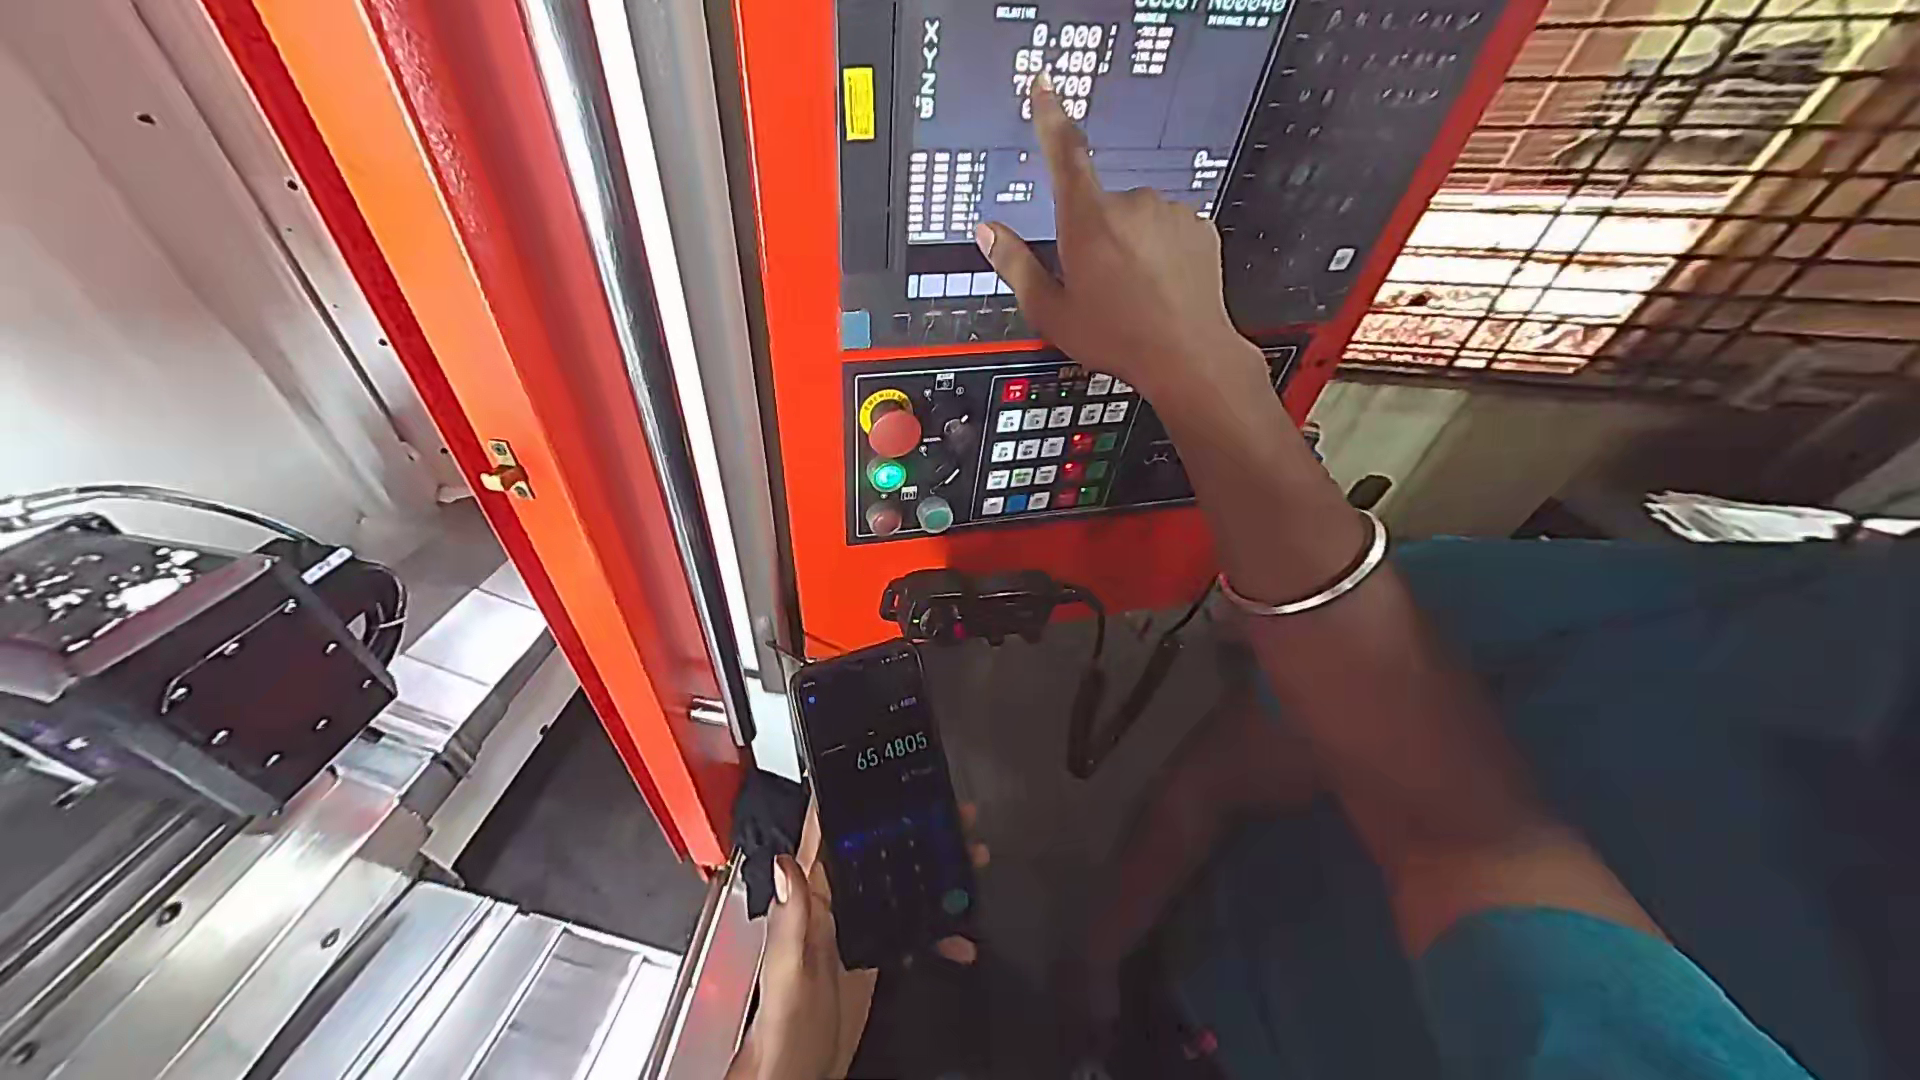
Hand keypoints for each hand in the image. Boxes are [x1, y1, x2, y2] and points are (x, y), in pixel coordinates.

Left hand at [728, 806, 990, 1079]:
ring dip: (934, 868)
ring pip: (901, 879)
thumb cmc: (783, 1022)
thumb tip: (786, 864)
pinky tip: (958, 934)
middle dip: (913, 827)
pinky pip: (912, 923)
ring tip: (967, 856)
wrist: (799, 1069)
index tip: (874, 776)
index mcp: (811, 895)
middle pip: (878, 850)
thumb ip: (790, 917)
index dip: (851, 803)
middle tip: (947, 813)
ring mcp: (858, 922)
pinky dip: (937, 927)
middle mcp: (835, 900)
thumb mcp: (787, 968)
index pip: (829, 836)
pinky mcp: (875, 946)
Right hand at [976, 71, 1268, 407]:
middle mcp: (1131, 206)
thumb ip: (1015, 265)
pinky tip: (1155, 287)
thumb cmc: (1120, 337)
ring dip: (1128, 245)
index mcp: (1087, 222)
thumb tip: (989, 233)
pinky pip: (1166, 229)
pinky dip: (1157, 251)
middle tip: (1098, 284)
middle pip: (1099, 204)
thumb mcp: (1051, 311)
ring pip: (1135, 218)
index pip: (1064, 151)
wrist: (1187, 354)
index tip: (1044, 85)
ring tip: (1131, 293)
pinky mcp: (1197, 226)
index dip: (1050, 115)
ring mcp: (1169, 213)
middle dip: (1094, 236)